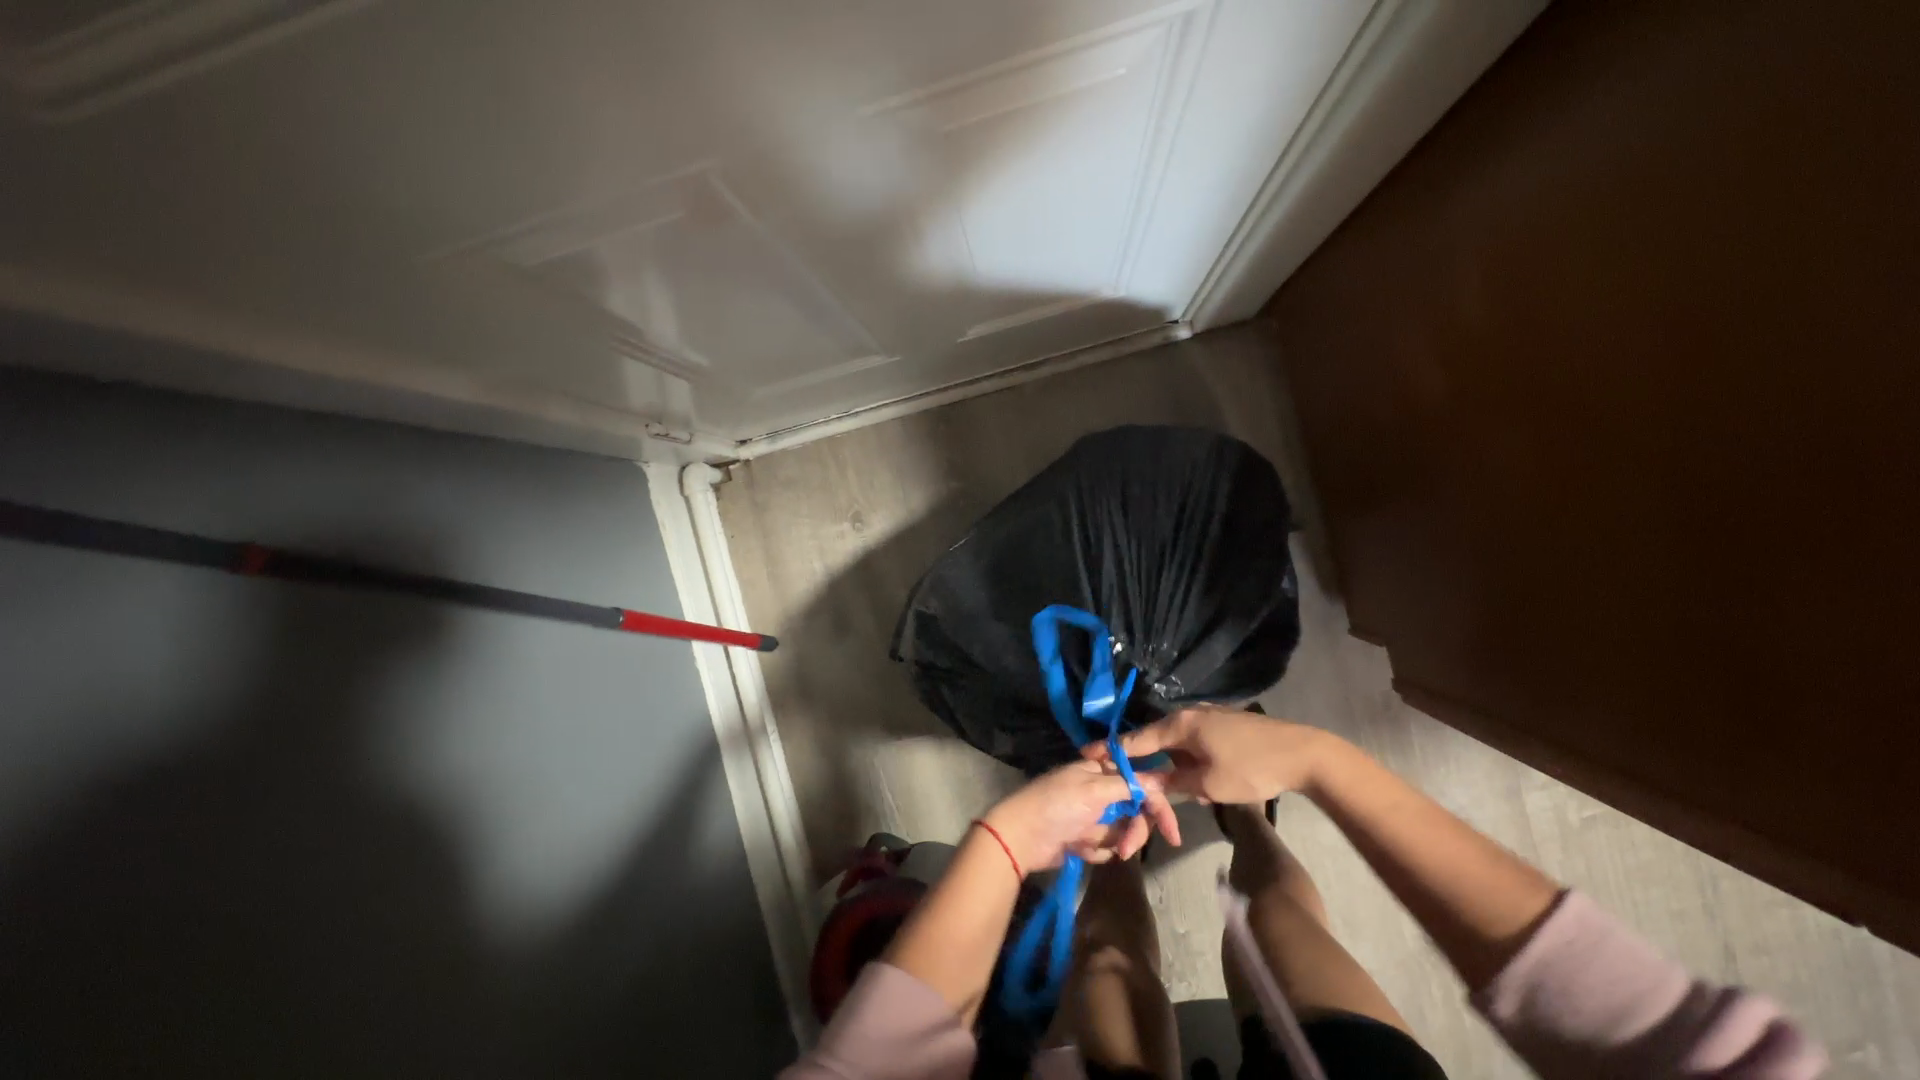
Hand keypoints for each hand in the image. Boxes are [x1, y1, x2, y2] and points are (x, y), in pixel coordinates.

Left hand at [982, 759, 1180, 872]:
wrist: (1020, 837)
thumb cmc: (1056, 806)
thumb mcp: (1094, 790)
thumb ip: (1129, 786)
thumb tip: (1160, 781)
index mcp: (1101, 771)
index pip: (1142, 783)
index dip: (1159, 806)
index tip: (1173, 833)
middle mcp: (1100, 790)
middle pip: (1136, 812)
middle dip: (1132, 832)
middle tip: (1125, 849)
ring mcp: (1092, 815)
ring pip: (1122, 832)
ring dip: (1107, 842)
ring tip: (1085, 844)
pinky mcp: (1084, 837)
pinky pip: (1104, 846)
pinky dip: (1093, 849)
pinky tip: (1075, 848)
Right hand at [1087, 704, 1336, 804]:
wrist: (1304, 754)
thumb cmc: (1252, 768)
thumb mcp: (1208, 785)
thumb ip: (1173, 784)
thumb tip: (1148, 785)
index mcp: (1180, 725)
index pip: (1137, 739)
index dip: (1113, 750)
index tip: (1087, 756)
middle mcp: (1191, 715)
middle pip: (1156, 739)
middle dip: (1143, 762)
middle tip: (1126, 779)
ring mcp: (1209, 718)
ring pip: (1177, 744)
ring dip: (1171, 765)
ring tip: (1169, 786)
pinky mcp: (1225, 726)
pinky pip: (1194, 743)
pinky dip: (1189, 760)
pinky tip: (1197, 779)